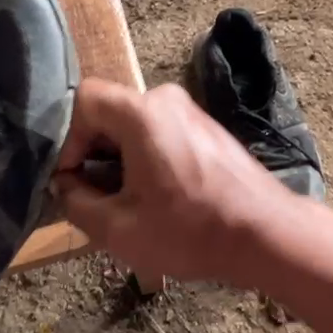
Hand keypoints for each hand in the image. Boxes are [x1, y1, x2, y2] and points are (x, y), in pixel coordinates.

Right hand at [52, 78, 295, 287]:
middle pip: (107, 111)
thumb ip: (77, 203)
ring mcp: (188, 109)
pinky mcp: (204, 126)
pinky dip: (144, 156)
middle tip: (94, 195)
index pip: (83, 100)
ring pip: (132, 124)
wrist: (268, 235)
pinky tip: (156, 197)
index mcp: (140, 112)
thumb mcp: (120, 230)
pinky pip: (157, 130)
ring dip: (118, 158)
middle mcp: (163, 98)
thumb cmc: (192, 231)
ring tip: (126, 202)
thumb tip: (64, 185)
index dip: (67, 140)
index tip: (72, 179)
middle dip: (92, 152)